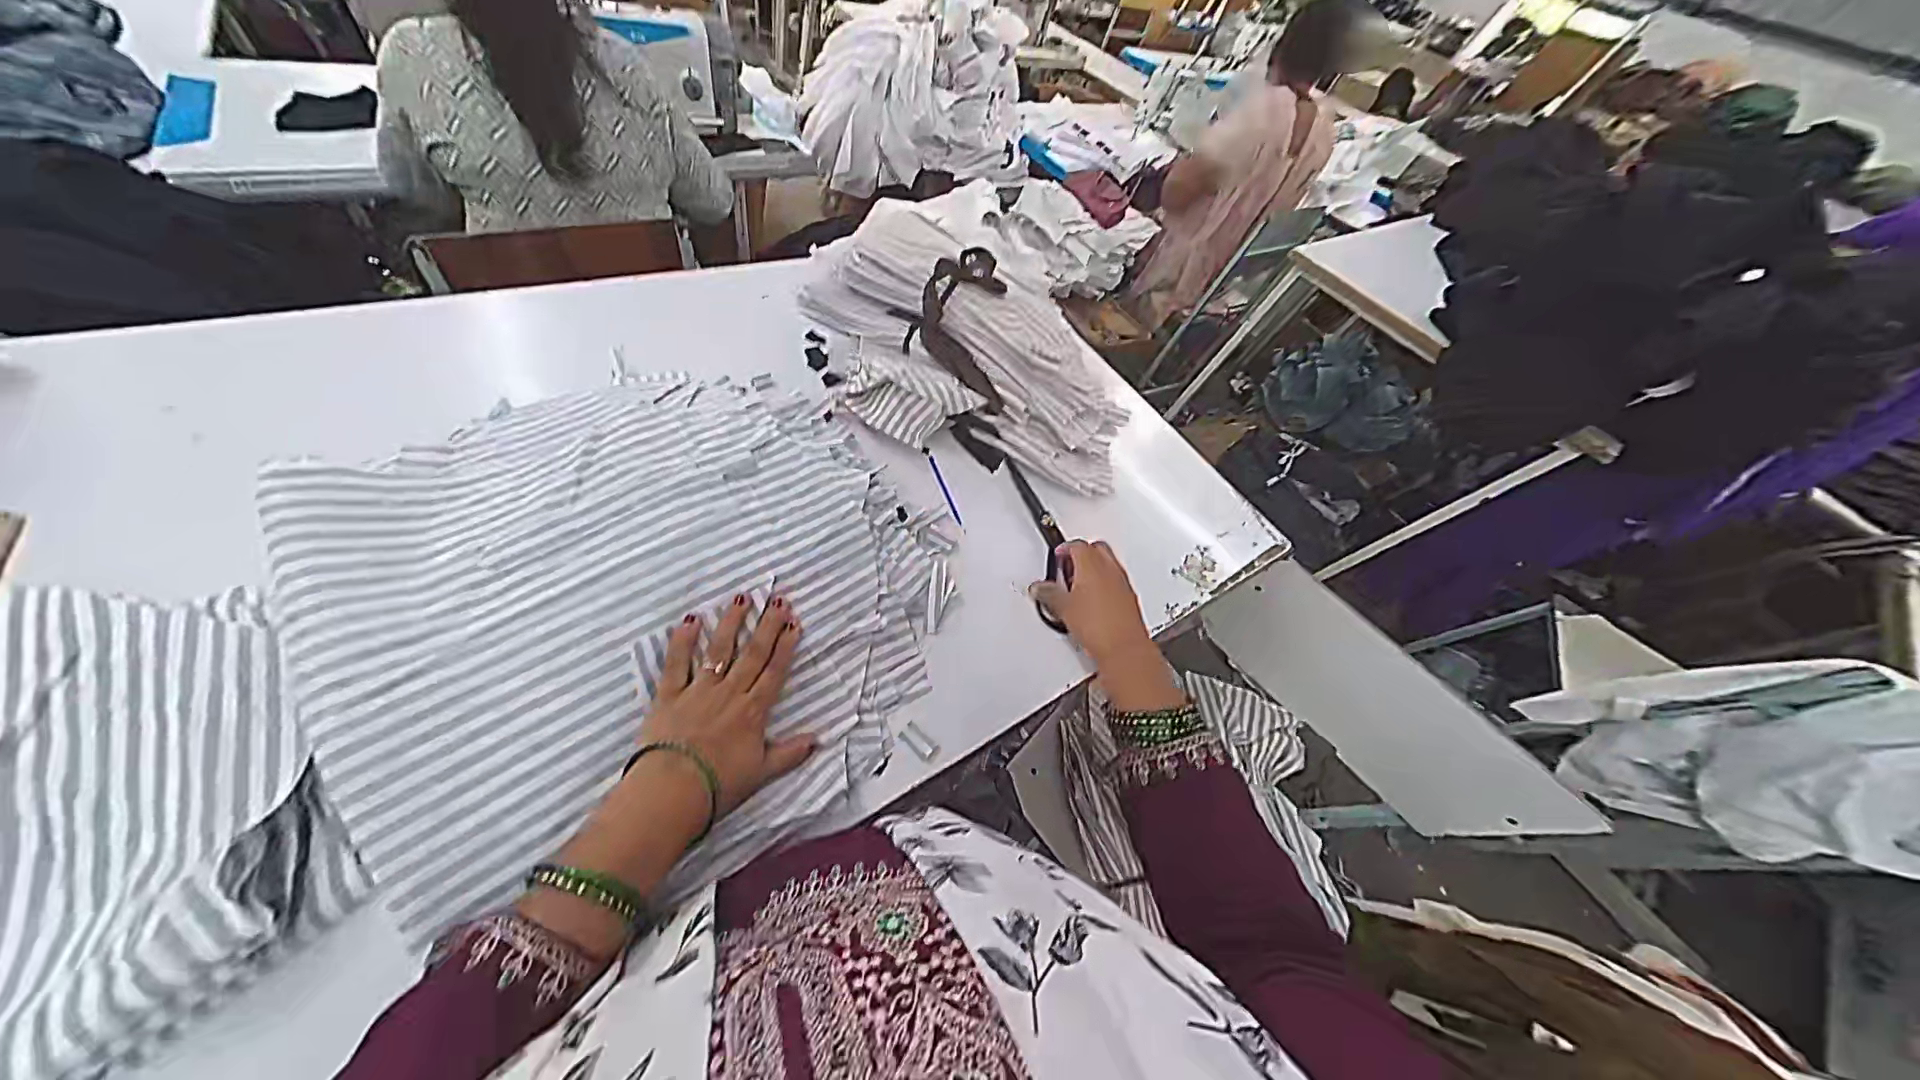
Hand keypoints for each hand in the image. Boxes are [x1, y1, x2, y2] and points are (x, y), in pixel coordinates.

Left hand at [641, 593, 816, 818]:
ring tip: (742, 598)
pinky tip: (691, 620)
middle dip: (768, 625)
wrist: (671, 791)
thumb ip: (789, 754)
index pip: (774, 671)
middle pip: (753, 654)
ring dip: (732, 623)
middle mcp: (729, 693)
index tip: (794, 623)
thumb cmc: (718, 785)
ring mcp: (698, 691)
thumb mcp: (761, 772)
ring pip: (719, 650)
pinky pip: (677, 663)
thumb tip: (817, 741)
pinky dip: (683, 641)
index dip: (786, 645)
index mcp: (753, 711)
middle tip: (778, 601)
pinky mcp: (669, 696)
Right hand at [1029, 539, 1154, 664]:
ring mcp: (1122, 583)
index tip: (1058, 555)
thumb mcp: (1063, 608)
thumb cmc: (1099, 626)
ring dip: (1094, 568)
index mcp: (1092, 565)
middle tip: (1068, 566)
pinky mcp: (1129, 597)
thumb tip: (1040, 589)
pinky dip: (1104, 583)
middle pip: (1096, 548)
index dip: (1064, 548)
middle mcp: (1110, 569)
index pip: (1077, 546)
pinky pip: (1116, 581)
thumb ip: (1048, 593)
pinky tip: (1093, 601)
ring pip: (1108, 564)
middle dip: (1081, 554)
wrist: (1123, 648)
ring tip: (1078, 584)